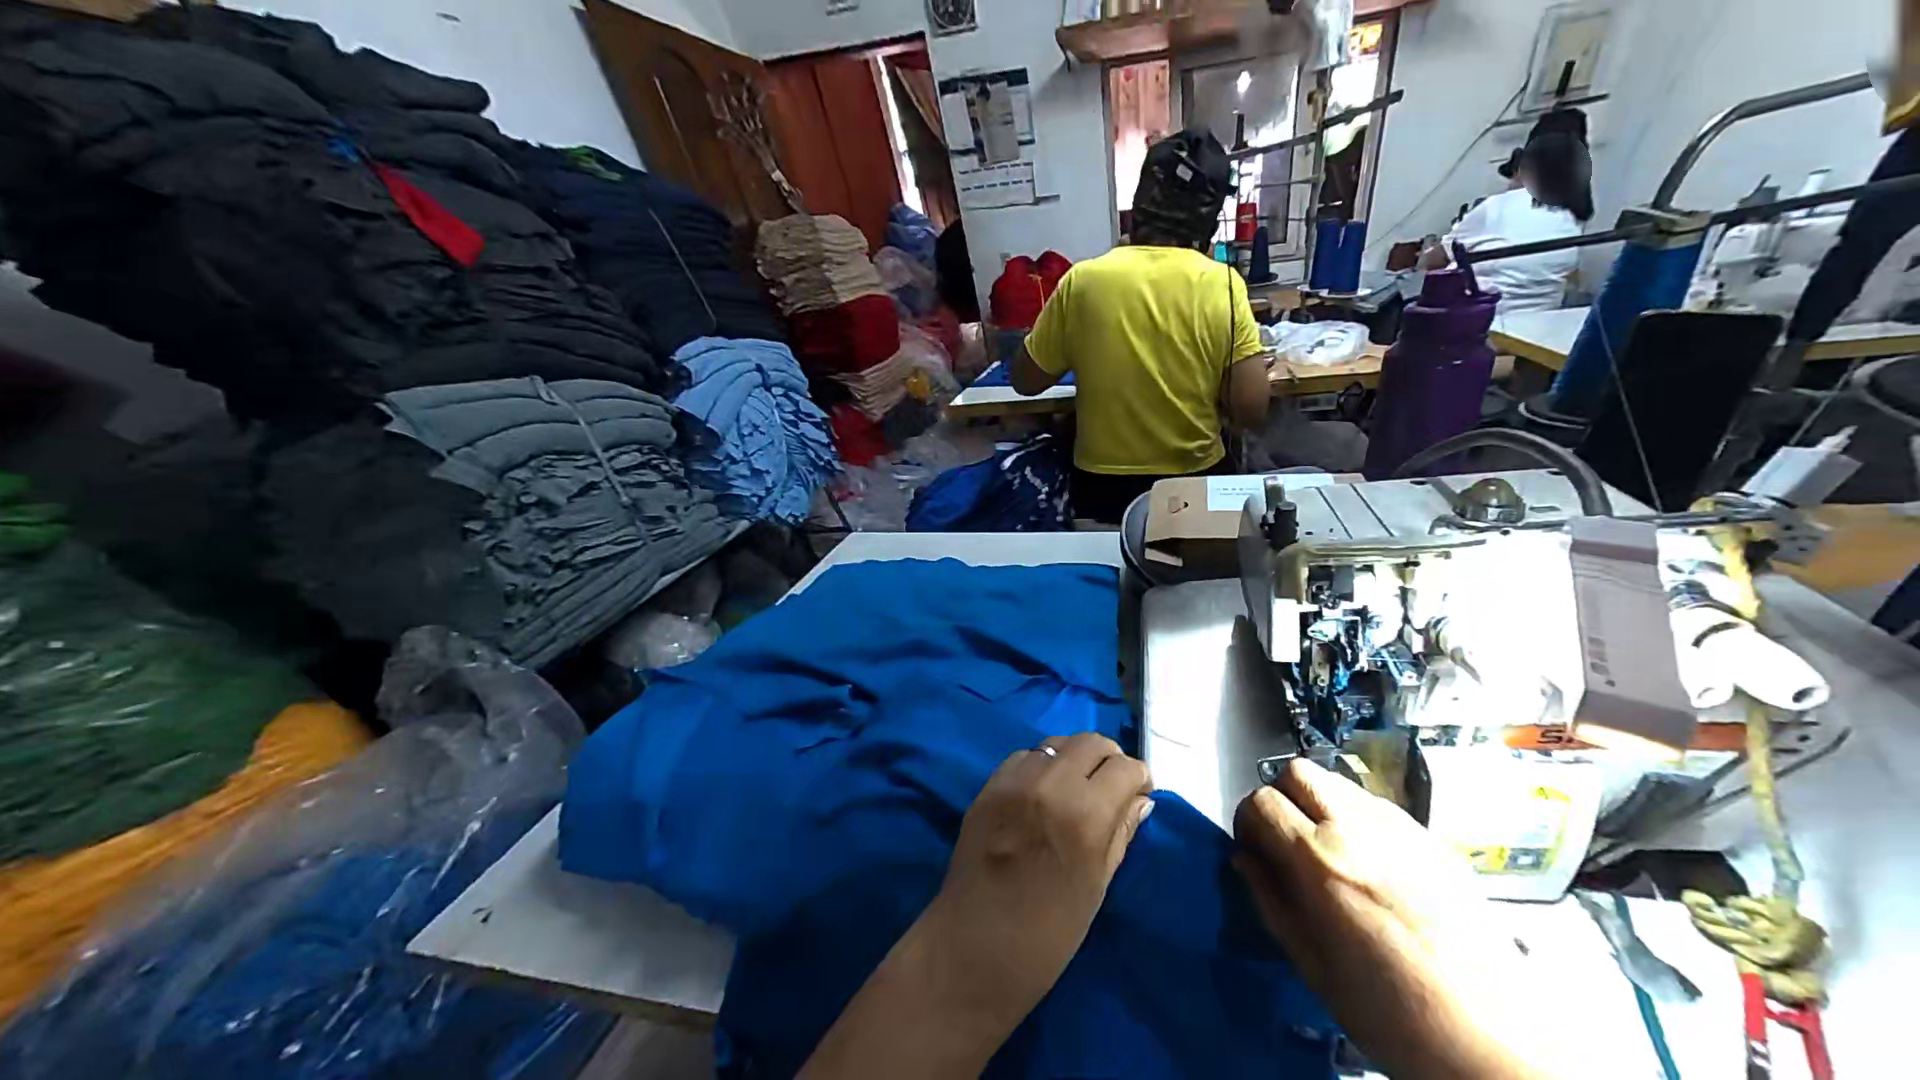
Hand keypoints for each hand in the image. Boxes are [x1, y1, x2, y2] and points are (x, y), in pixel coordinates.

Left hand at [799, 734, 1152, 1079]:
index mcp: (1085, 814)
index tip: (1139, 793)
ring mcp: (1013, 780)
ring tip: (1076, 788)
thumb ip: (1120, 831)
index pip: (1125, 767)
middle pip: (1091, 742)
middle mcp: (1049, 784)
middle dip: (1109, 760)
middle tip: (1111, 787)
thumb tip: (1141, 799)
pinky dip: (1042, 767)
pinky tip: (1042, 795)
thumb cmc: (1049, 931)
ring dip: (1074, 759)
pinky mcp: (988, 785)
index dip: (1139, 779)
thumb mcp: (1098, 884)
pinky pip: (1025, 757)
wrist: (975, 944)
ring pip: (1056, 744)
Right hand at [1233, 759, 1550, 1079]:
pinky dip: (1358, 819)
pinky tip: (1370, 865)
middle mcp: (1358, 830)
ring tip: (1329, 851)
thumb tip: (1245, 860)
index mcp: (1321, 862)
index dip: (1248, 822)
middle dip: (1281, 798)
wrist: (1499, 1044)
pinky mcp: (1436, 842)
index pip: (1261, 801)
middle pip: (1297, 772)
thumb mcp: (1313, 966)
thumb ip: (1270, 902)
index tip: (1255, 850)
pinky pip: (1378, 806)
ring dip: (1319, 803)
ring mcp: (1402, 830)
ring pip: (1338, 782)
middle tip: (1285, 840)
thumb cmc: (1394, 1015)